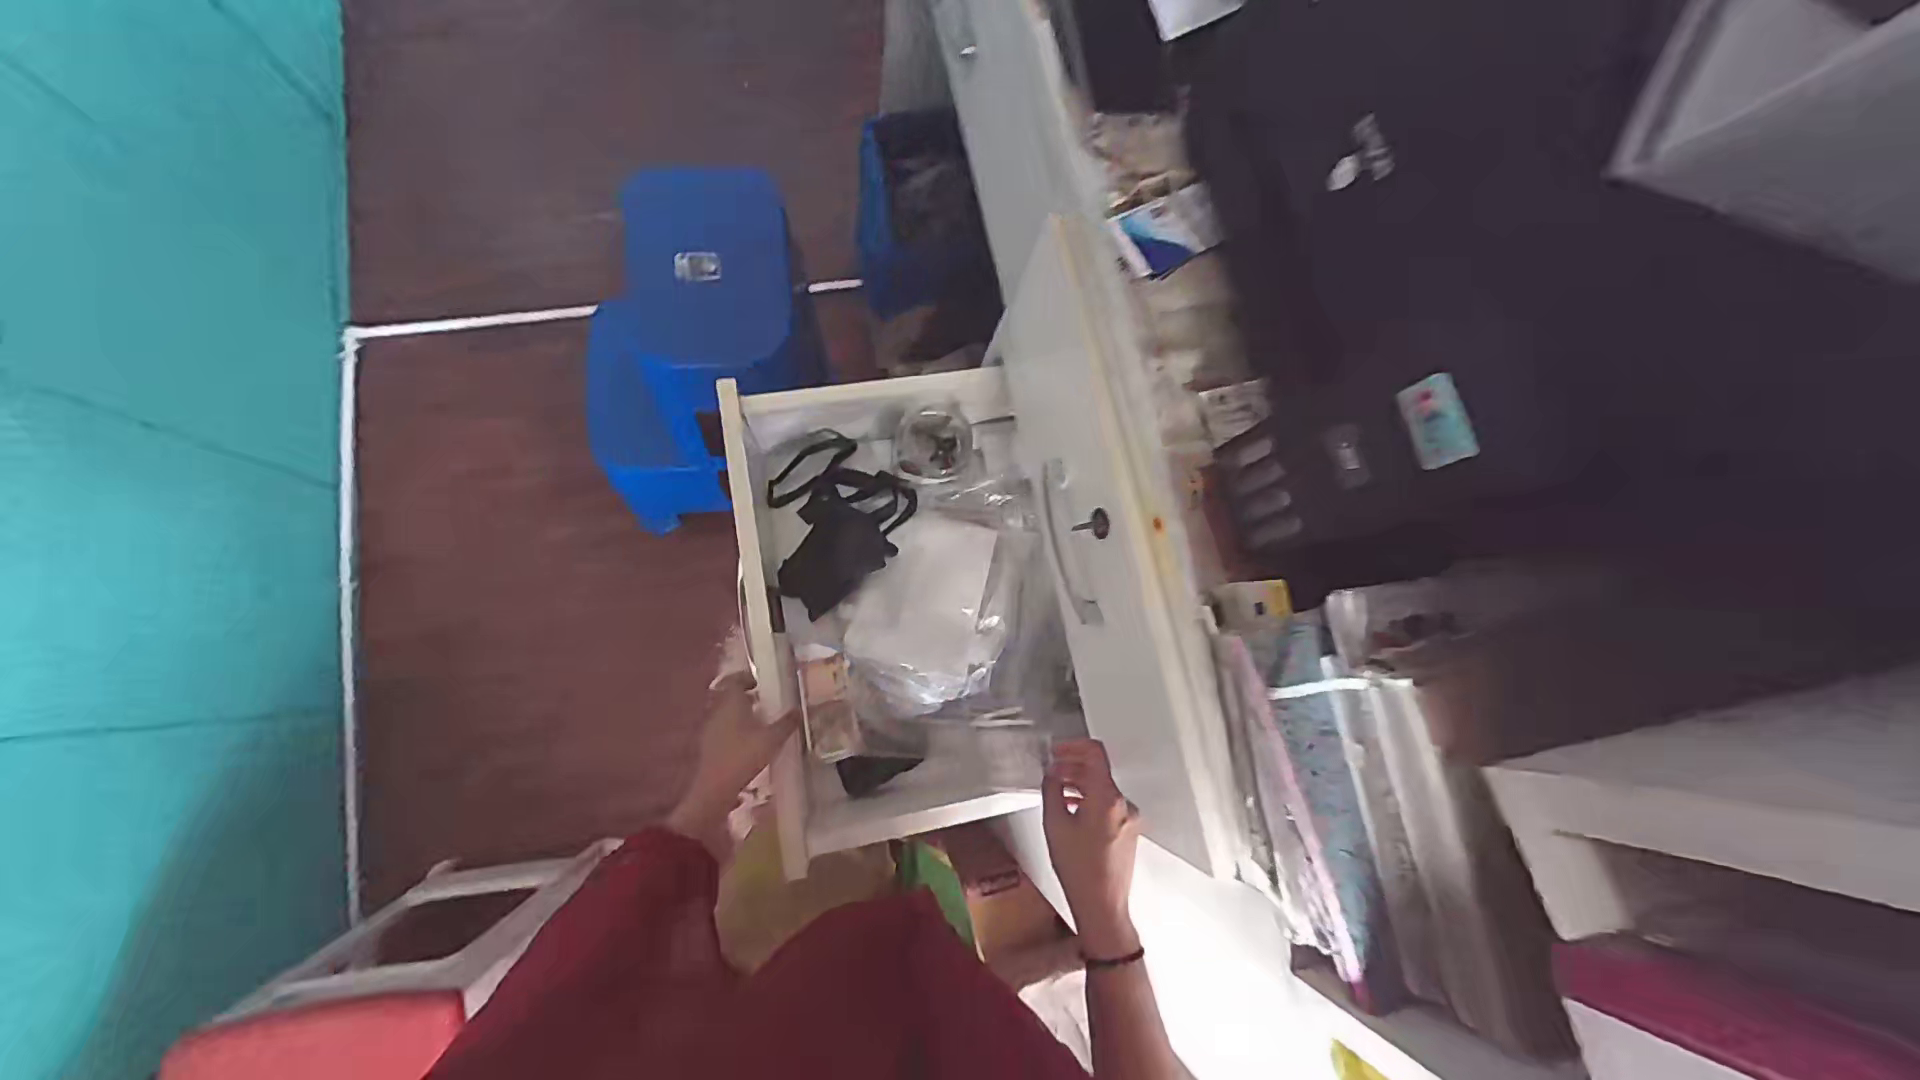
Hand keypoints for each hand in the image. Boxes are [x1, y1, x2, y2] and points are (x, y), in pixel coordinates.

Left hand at [667, 673, 796, 853]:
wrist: (715, 788)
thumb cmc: (744, 756)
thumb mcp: (772, 739)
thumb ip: (786, 723)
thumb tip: (798, 710)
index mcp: (732, 703)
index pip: (735, 680)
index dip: (746, 677)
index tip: (759, 682)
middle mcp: (718, 711)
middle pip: (728, 695)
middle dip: (744, 695)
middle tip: (762, 699)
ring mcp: (710, 728)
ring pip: (724, 711)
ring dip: (739, 711)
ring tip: (758, 719)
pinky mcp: (708, 744)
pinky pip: (722, 726)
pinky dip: (734, 726)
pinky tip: (748, 739)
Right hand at [1043, 739, 1141, 957]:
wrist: (1102, 906)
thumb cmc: (1079, 870)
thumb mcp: (1054, 824)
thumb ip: (1052, 790)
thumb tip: (1052, 774)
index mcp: (1107, 797)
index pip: (1095, 753)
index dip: (1073, 746)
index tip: (1057, 750)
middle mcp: (1123, 804)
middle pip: (1098, 770)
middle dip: (1073, 765)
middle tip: (1052, 769)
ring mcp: (1129, 818)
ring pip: (1102, 787)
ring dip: (1080, 783)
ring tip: (1057, 789)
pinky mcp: (1128, 830)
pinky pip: (1108, 804)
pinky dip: (1090, 798)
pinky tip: (1072, 808)